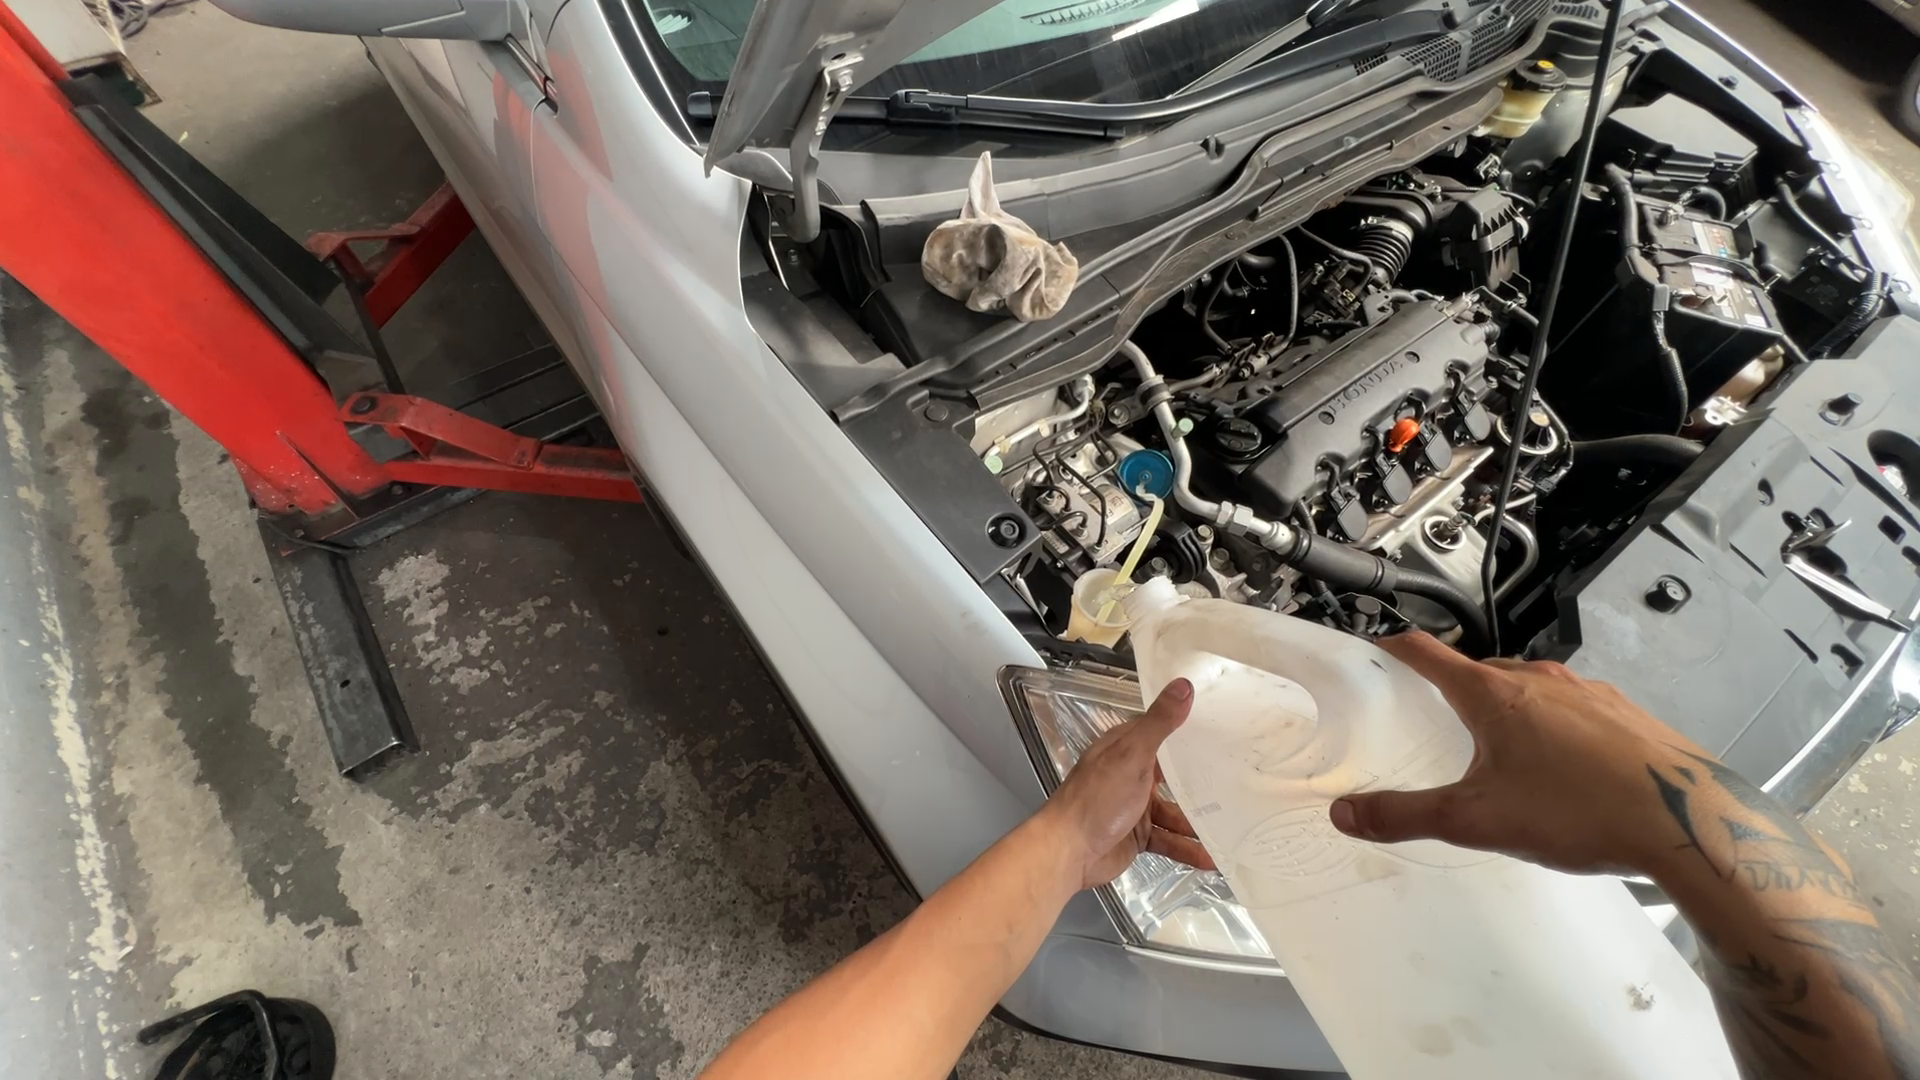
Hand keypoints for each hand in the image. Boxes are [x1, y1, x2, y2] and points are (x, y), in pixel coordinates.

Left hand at [1036, 679, 1215, 889]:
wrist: (1069, 850)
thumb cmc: (1098, 797)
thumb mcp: (1132, 755)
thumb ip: (1159, 723)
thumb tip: (1184, 684)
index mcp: (1125, 747)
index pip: (1161, 730)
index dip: (1189, 729)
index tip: (1225, 727)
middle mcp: (1130, 773)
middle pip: (1172, 773)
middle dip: (1201, 778)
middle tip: (1241, 779)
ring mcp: (1134, 806)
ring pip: (1175, 811)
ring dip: (1199, 820)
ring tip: (1235, 826)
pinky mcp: (1138, 836)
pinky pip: (1169, 840)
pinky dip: (1188, 849)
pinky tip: (1212, 859)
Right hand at [1328, 632, 1713, 876]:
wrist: (1702, 830)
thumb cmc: (1581, 811)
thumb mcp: (1476, 819)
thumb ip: (1404, 815)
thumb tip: (1344, 815)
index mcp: (1492, 694)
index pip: (1427, 652)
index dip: (1395, 646)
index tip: (1378, 646)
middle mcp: (1539, 680)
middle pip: (1478, 668)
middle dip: (1453, 684)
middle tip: (1438, 712)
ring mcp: (1590, 693)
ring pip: (1528, 684)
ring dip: (1506, 701)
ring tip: (1502, 743)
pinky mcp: (1631, 714)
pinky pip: (1574, 703)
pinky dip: (1554, 719)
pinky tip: (1564, 762)